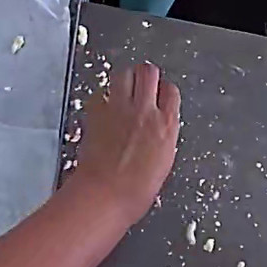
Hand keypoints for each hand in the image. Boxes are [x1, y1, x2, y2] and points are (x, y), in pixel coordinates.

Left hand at [64, 63, 179, 225]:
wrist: (105, 194)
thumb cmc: (135, 189)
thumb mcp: (163, 160)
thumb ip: (162, 133)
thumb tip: (157, 123)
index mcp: (166, 124)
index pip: (170, 90)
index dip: (164, 91)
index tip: (160, 94)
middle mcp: (143, 110)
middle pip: (148, 72)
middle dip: (146, 75)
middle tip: (142, 83)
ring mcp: (118, 108)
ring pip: (124, 73)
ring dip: (125, 79)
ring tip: (124, 89)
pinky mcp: (96, 111)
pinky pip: (101, 92)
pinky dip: (103, 96)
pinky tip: (104, 107)